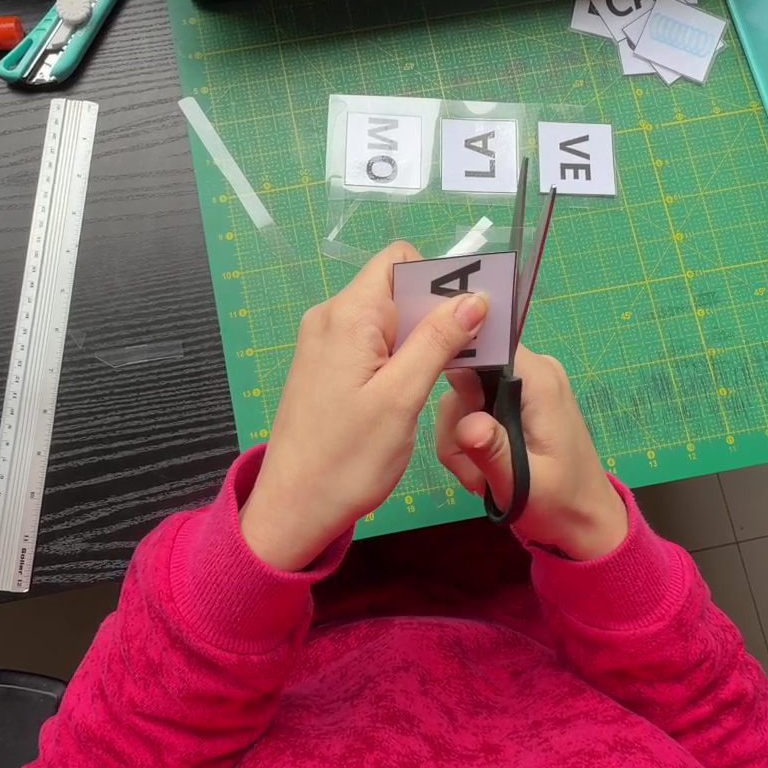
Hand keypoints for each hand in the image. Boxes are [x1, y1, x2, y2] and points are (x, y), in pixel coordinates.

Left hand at [241, 242, 490, 570]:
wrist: (293, 506)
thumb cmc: (347, 458)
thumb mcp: (401, 397)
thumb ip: (437, 341)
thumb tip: (474, 298)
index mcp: (347, 314)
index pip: (398, 261)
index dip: (437, 278)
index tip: (467, 314)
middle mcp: (330, 317)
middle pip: (394, 288)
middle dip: (433, 311)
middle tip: (465, 352)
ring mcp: (324, 342)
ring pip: (386, 318)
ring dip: (419, 338)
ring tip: (441, 376)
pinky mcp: (325, 366)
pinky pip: (370, 343)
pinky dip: (397, 355)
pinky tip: (412, 388)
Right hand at [434, 345, 627, 559]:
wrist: (584, 525)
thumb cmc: (560, 504)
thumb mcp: (522, 483)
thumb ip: (492, 450)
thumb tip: (468, 423)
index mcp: (539, 379)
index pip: (484, 344)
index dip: (457, 371)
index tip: (459, 419)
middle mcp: (530, 372)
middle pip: (465, 374)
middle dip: (458, 423)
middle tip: (471, 466)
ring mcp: (519, 388)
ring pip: (460, 397)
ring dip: (460, 441)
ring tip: (480, 476)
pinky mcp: (511, 403)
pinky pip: (470, 410)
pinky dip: (467, 443)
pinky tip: (482, 470)